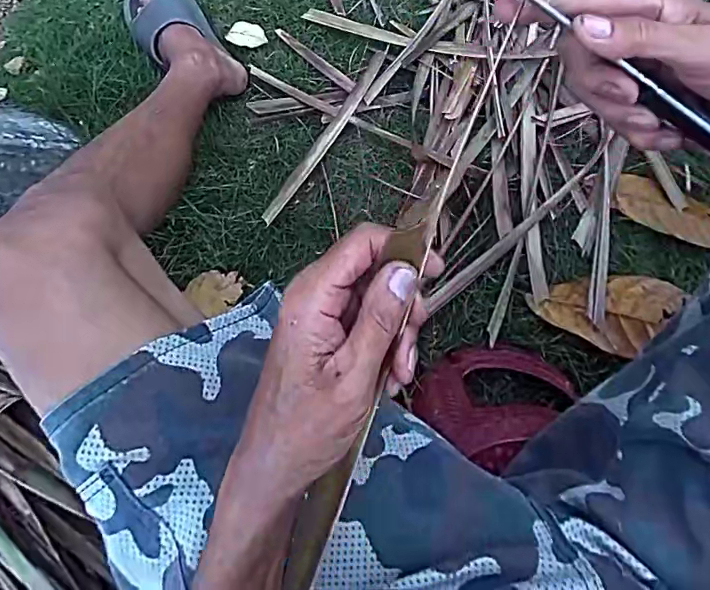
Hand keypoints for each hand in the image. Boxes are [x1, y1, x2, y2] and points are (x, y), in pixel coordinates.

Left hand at [235, 223, 440, 495]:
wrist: (275, 466)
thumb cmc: (308, 428)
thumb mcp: (354, 375)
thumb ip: (380, 319)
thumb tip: (405, 271)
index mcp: (313, 294)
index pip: (362, 242)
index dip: (402, 247)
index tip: (435, 271)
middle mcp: (314, 292)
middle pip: (373, 270)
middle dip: (401, 304)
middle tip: (411, 345)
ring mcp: (319, 311)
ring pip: (375, 297)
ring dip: (396, 331)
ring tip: (398, 372)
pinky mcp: (325, 330)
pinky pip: (365, 320)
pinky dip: (383, 343)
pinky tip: (387, 377)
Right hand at [494, 0, 709, 151]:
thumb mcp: (702, 47)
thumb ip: (641, 38)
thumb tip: (581, 26)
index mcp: (646, 8)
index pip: (580, 5)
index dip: (540, 7)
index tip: (503, 11)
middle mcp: (632, 37)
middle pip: (577, 56)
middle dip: (600, 84)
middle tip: (633, 99)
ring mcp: (637, 71)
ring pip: (593, 92)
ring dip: (621, 114)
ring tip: (660, 121)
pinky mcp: (644, 103)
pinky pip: (615, 119)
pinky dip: (638, 132)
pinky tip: (669, 133)